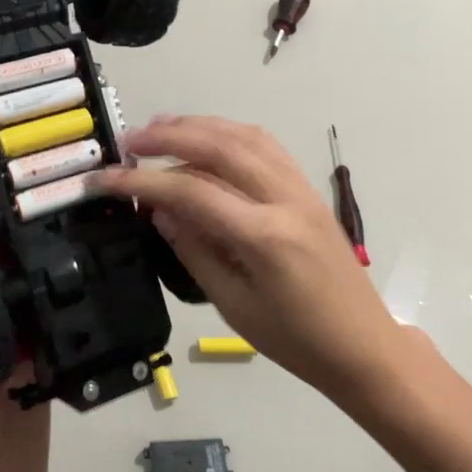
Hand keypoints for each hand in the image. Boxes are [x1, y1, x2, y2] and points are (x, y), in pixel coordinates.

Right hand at [93, 116, 414, 404]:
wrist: (364, 346)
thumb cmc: (296, 341)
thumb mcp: (234, 305)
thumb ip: (194, 250)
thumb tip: (160, 209)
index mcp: (263, 237)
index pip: (191, 191)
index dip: (143, 182)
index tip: (106, 179)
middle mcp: (284, 200)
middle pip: (219, 147)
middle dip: (168, 137)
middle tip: (129, 142)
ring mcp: (301, 189)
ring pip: (244, 136)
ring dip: (198, 126)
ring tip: (159, 128)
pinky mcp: (308, 189)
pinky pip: (266, 145)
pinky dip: (229, 132)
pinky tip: (206, 136)